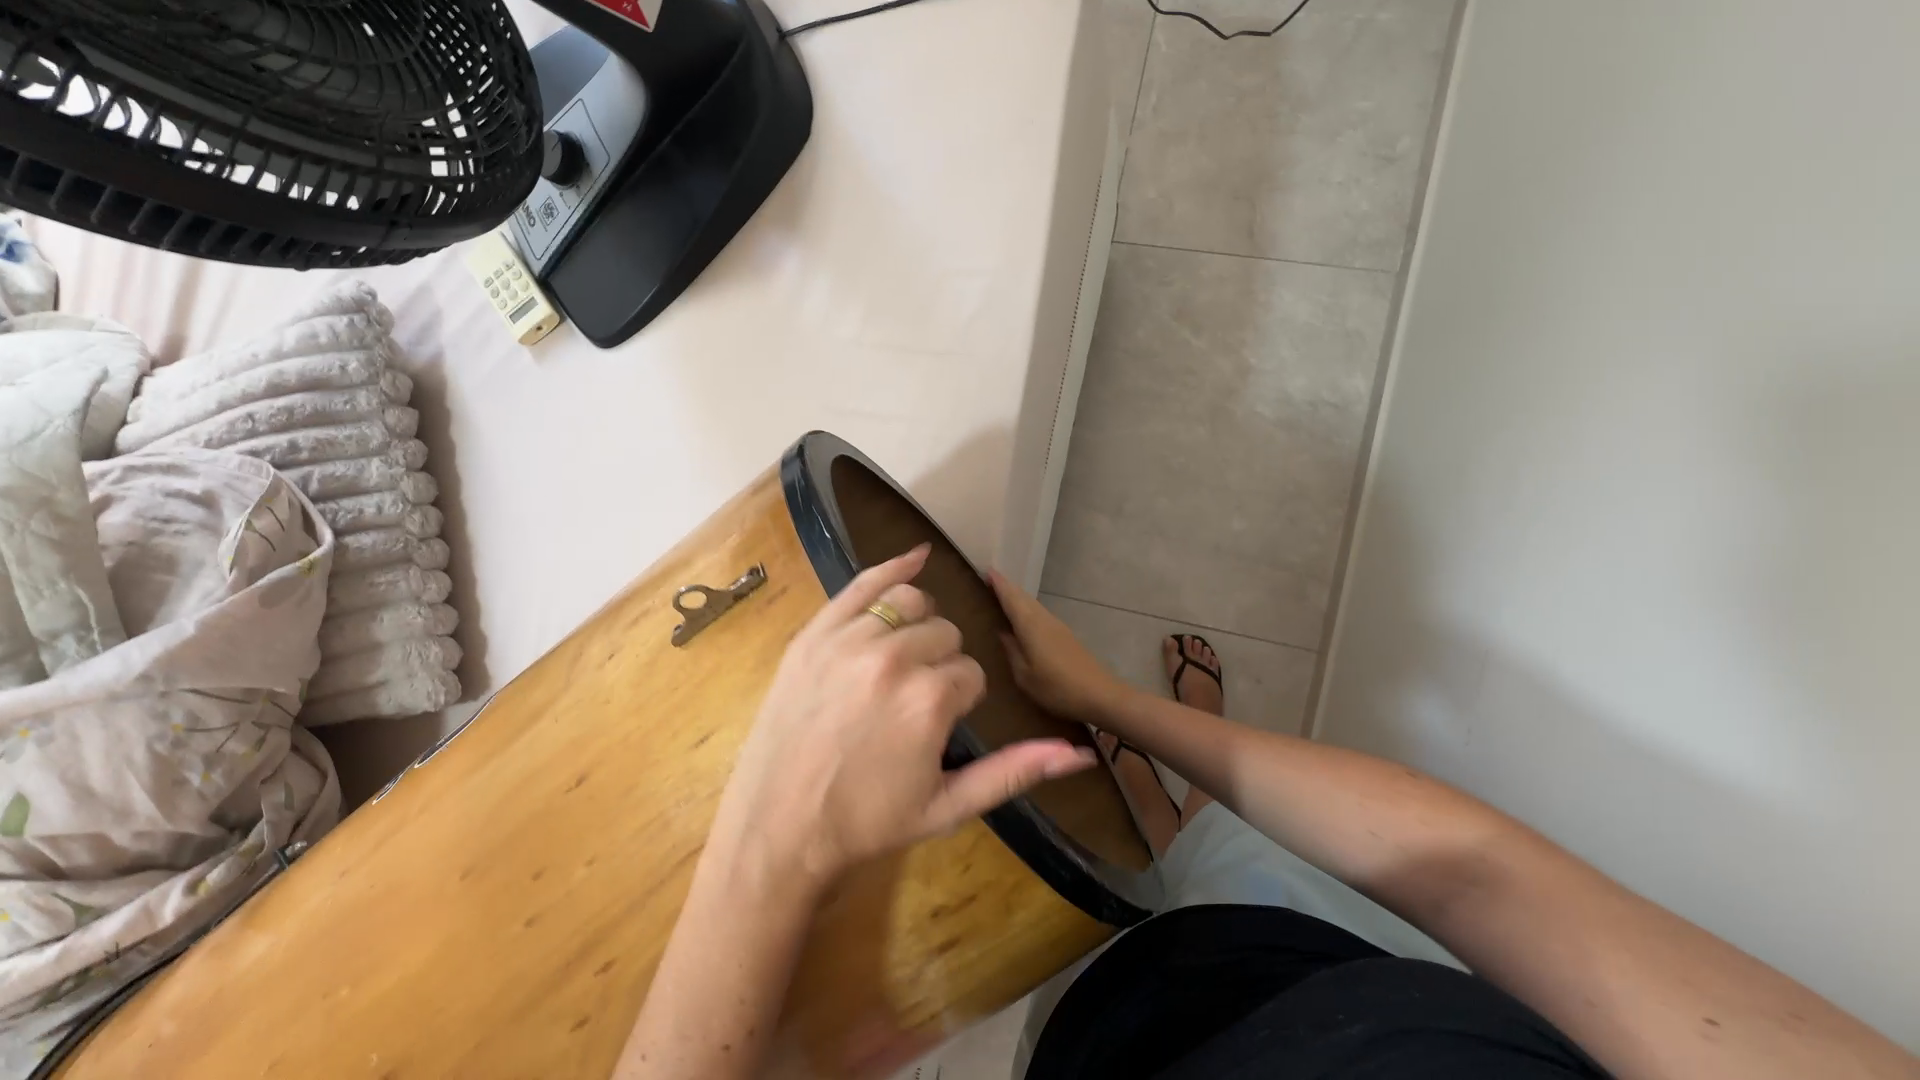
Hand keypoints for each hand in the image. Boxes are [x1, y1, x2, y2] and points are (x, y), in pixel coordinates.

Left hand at [711, 545, 1096, 889]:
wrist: (779, 828)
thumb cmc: (867, 823)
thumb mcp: (947, 807)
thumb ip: (1013, 772)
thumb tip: (1077, 753)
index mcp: (930, 701)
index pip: (972, 674)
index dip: (961, 700)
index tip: (937, 726)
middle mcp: (893, 659)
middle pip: (945, 634)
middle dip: (941, 664)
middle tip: (915, 703)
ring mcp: (848, 641)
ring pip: (910, 603)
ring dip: (919, 624)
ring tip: (906, 655)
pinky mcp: (813, 635)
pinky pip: (861, 584)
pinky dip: (893, 567)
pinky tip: (915, 558)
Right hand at [987, 569, 1130, 725]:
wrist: (1099, 694)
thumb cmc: (1057, 687)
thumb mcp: (1025, 676)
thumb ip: (1012, 651)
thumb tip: (1002, 632)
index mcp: (1031, 626)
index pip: (1011, 599)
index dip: (999, 585)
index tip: (987, 570)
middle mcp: (1044, 619)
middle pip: (1023, 597)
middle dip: (1007, 587)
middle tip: (990, 579)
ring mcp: (1057, 626)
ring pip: (1033, 604)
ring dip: (1018, 597)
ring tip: (1002, 594)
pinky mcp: (1065, 635)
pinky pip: (1040, 614)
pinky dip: (1028, 608)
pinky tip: (1023, 616)